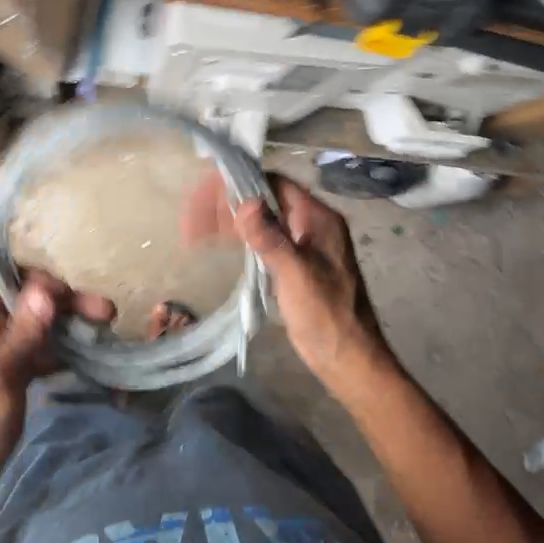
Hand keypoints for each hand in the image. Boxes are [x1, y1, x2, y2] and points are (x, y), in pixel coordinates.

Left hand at [0, 270, 114, 489]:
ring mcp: (4, 349)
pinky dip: (66, 348)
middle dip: (66, 302)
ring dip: (71, 324)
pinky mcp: (17, 371)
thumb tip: (47, 290)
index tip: (68, 292)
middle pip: (30, 300)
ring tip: (106, 328)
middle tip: (107, 312)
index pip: (4, 277)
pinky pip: (44, 349)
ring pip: (41, 324)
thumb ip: (24, 331)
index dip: (36, 277)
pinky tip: (91, 353)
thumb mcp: (0, 372)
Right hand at [183, 172, 395, 396]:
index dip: (241, 184)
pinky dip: (242, 238)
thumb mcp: (295, 274)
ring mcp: (303, 245)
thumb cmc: (327, 315)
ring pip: (263, 220)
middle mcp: (312, 225)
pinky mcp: (294, 265)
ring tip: (197, 231)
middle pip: (266, 199)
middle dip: (230, 204)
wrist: (348, 359)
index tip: (209, 194)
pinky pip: (265, 240)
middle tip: (195, 218)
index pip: (276, 185)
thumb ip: (270, 238)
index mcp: (319, 219)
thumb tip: (244, 203)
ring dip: (231, 221)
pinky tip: (221, 244)